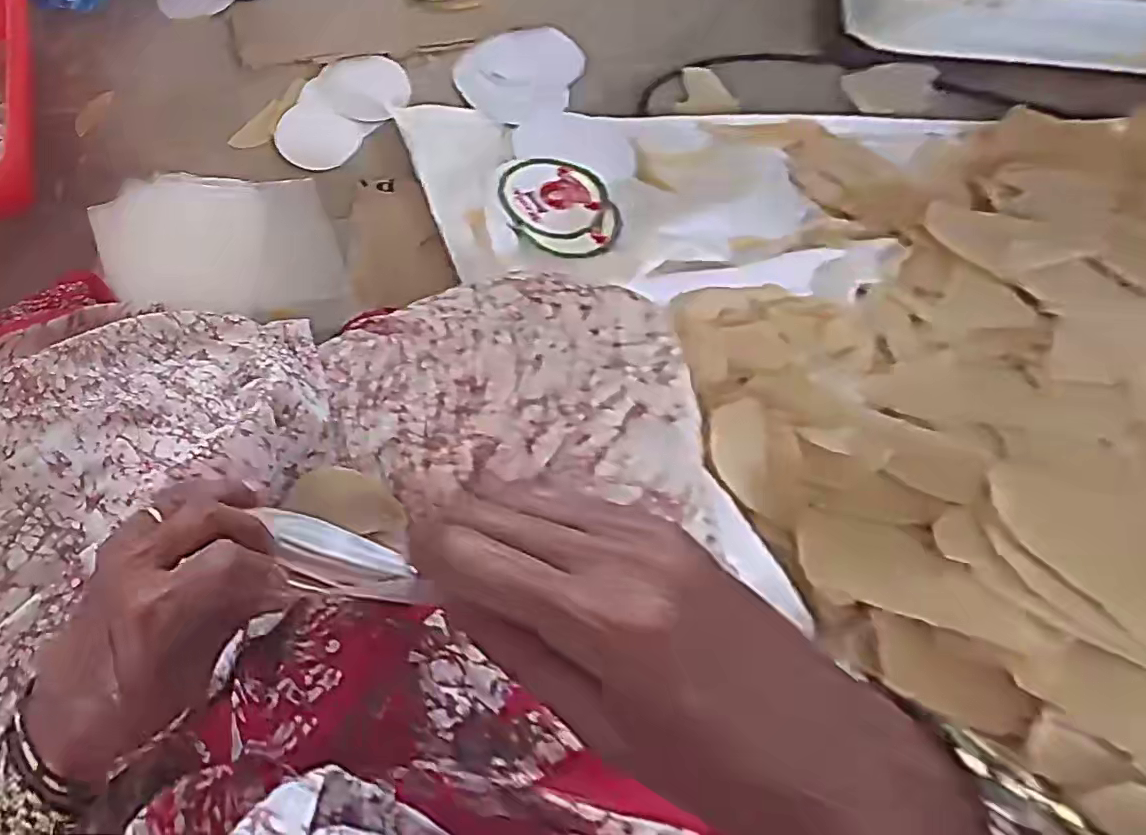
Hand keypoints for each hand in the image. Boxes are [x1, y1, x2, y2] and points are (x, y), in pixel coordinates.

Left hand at [23, 480, 293, 785]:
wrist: (66, 710)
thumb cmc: (132, 712)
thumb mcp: (194, 678)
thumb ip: (229, 621)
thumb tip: (272, 589)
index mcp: (157, 606)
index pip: (228, 562)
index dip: (266, 571)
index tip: (288, 586)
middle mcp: (137, 563)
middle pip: (207, 516)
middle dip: (250, 528)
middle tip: (275, 552)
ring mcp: (121, 546)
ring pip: (181, 498)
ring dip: (223, 498)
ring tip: (255, 504)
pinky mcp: (114, 542)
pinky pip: (159, 505)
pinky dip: (191, 498)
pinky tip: (214, 504)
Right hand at [411, 485, 981, 834]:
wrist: (846, 764)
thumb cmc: (710, 768)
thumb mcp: (594, 724)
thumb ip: (508, 645)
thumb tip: (447, 589)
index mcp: (597, 617)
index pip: (469, 552)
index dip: (426, 551)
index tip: (412, 563)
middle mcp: (613, 554)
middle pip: (485, 507)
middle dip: (445, 526)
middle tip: (434, 556)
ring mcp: (640, 529)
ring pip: (518, 491)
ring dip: (482, 513)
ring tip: (475, 547)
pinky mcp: (659, 521)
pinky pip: (562, 496)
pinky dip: (527, 510)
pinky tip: (526, 539)